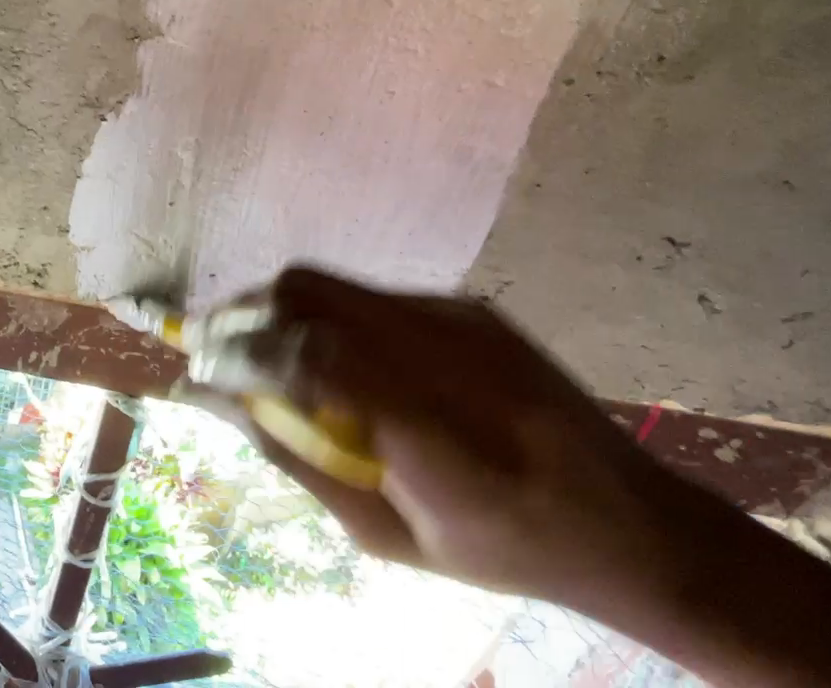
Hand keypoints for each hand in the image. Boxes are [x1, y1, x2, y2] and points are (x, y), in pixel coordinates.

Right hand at [180, 266, 679, 607]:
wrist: (635, 522)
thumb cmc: (500, 548)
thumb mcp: (384, 533)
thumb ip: (294, 457)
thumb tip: (215, 403)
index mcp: (425, 428)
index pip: (302, 356)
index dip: (235, 353)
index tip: (196, 367)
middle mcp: (438, 351)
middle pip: (303, 293)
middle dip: (240, 315)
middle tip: (210, 347)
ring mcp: (455, 318)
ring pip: (326, 282)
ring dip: (273, 308)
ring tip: (254, 344)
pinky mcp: (466, 306)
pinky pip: (366, 294)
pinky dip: (322, 314)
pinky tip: (327, 351)